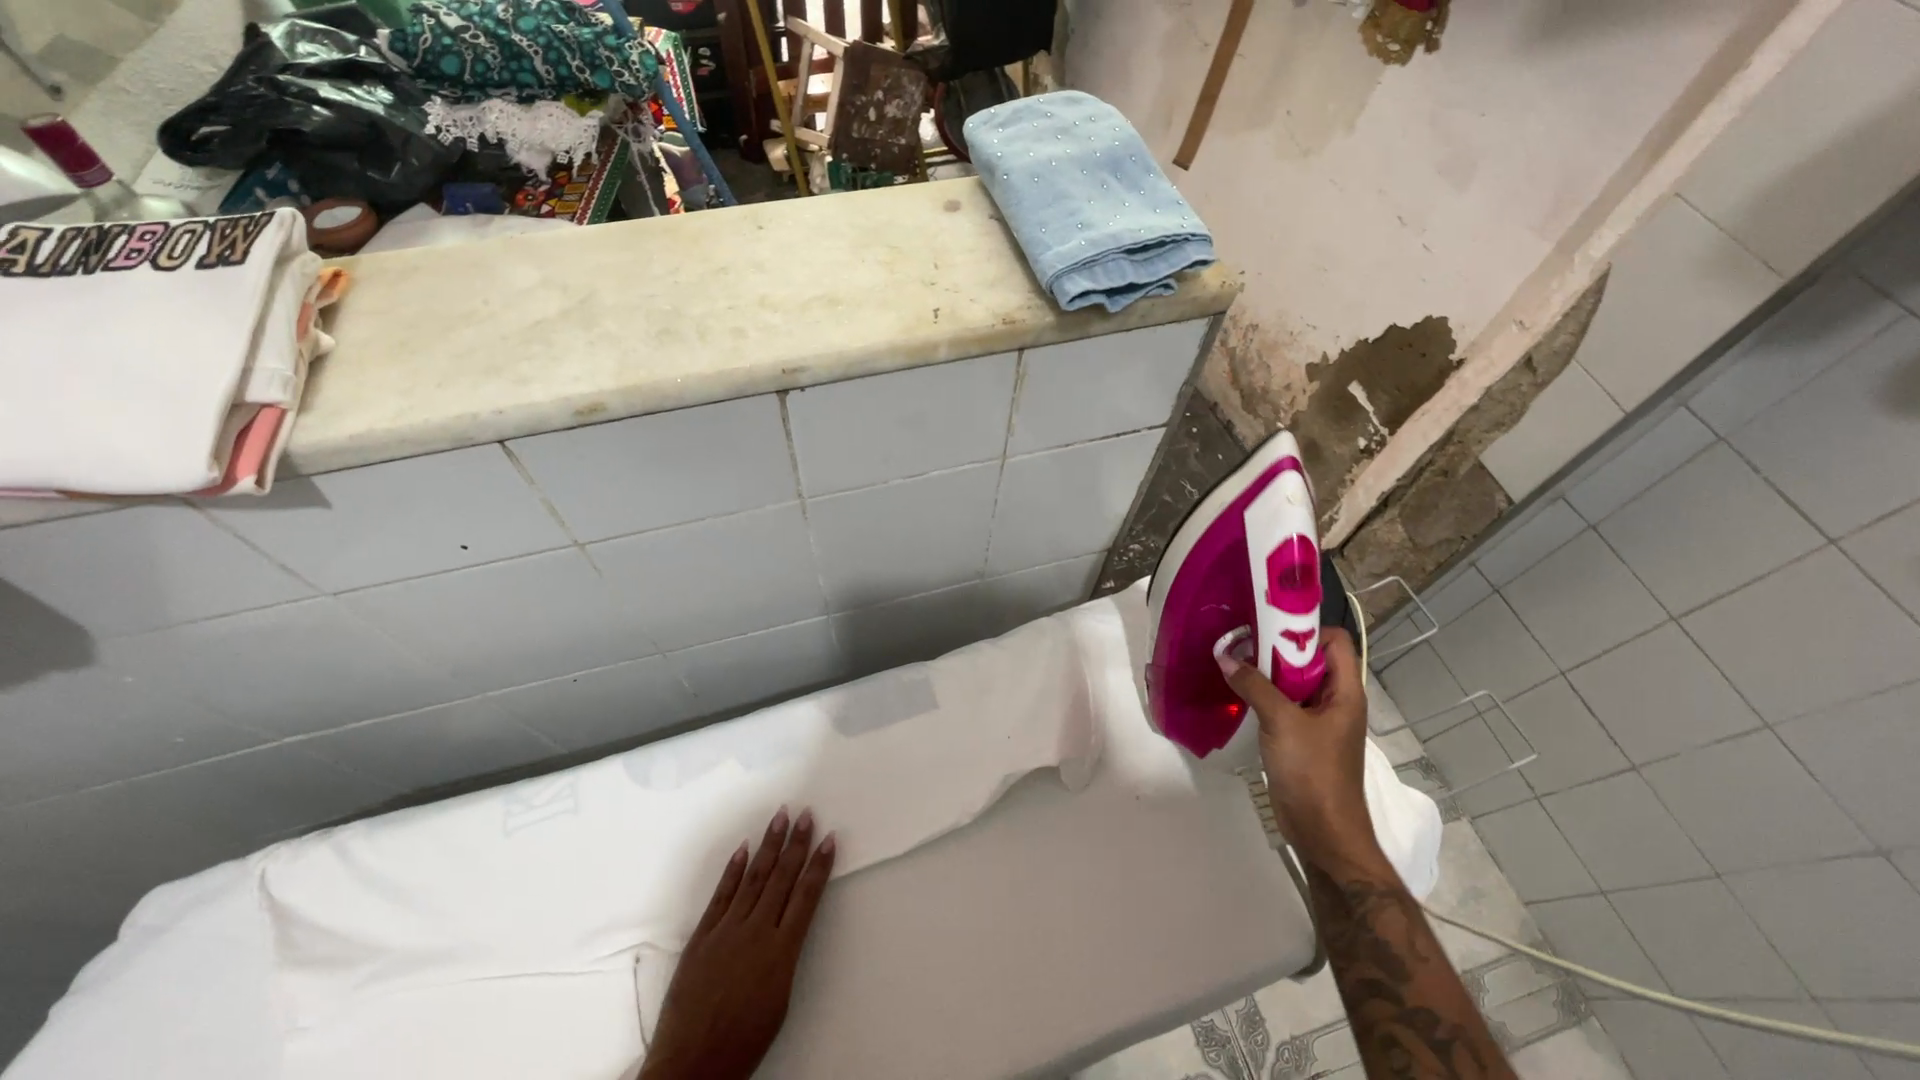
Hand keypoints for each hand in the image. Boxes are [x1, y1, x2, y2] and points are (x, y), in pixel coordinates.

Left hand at [639, 807, 836, 1079]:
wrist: (693, 1062)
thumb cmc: (744, 1041)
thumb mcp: (780, 1000)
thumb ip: (783, 957)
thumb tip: (784, 929)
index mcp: (781, 952)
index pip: (806, 896)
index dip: (818, 865)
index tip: (829, 839)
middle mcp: (755, 933)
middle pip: (781, 878)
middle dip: (796, 844)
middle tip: (806, 814)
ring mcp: (726, 931)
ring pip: (753, 878)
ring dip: (768, 846)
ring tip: (780, 818)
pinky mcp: (701, 937)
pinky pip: (721, 896)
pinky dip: (733, 871)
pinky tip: (743, 850)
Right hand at [1220, 628, 1385, 875]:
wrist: (1323, 831)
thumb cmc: (1313, 772)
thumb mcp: (1282, 723)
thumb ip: (1254, 686)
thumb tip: (1224, 656)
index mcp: (1345, 692)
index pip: (1334, 641)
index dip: (1305, 630)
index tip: (1267, 627)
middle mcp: (1335, 701)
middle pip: (1310, 660)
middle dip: (1276, 649)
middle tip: (1240, 641)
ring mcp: (1318, 722)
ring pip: (1293, 684)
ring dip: (1266, 673)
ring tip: (1232, 663)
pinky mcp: (1301, 740)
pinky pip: (1283, 706)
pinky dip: (1263, 696)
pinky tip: (1236, 694)